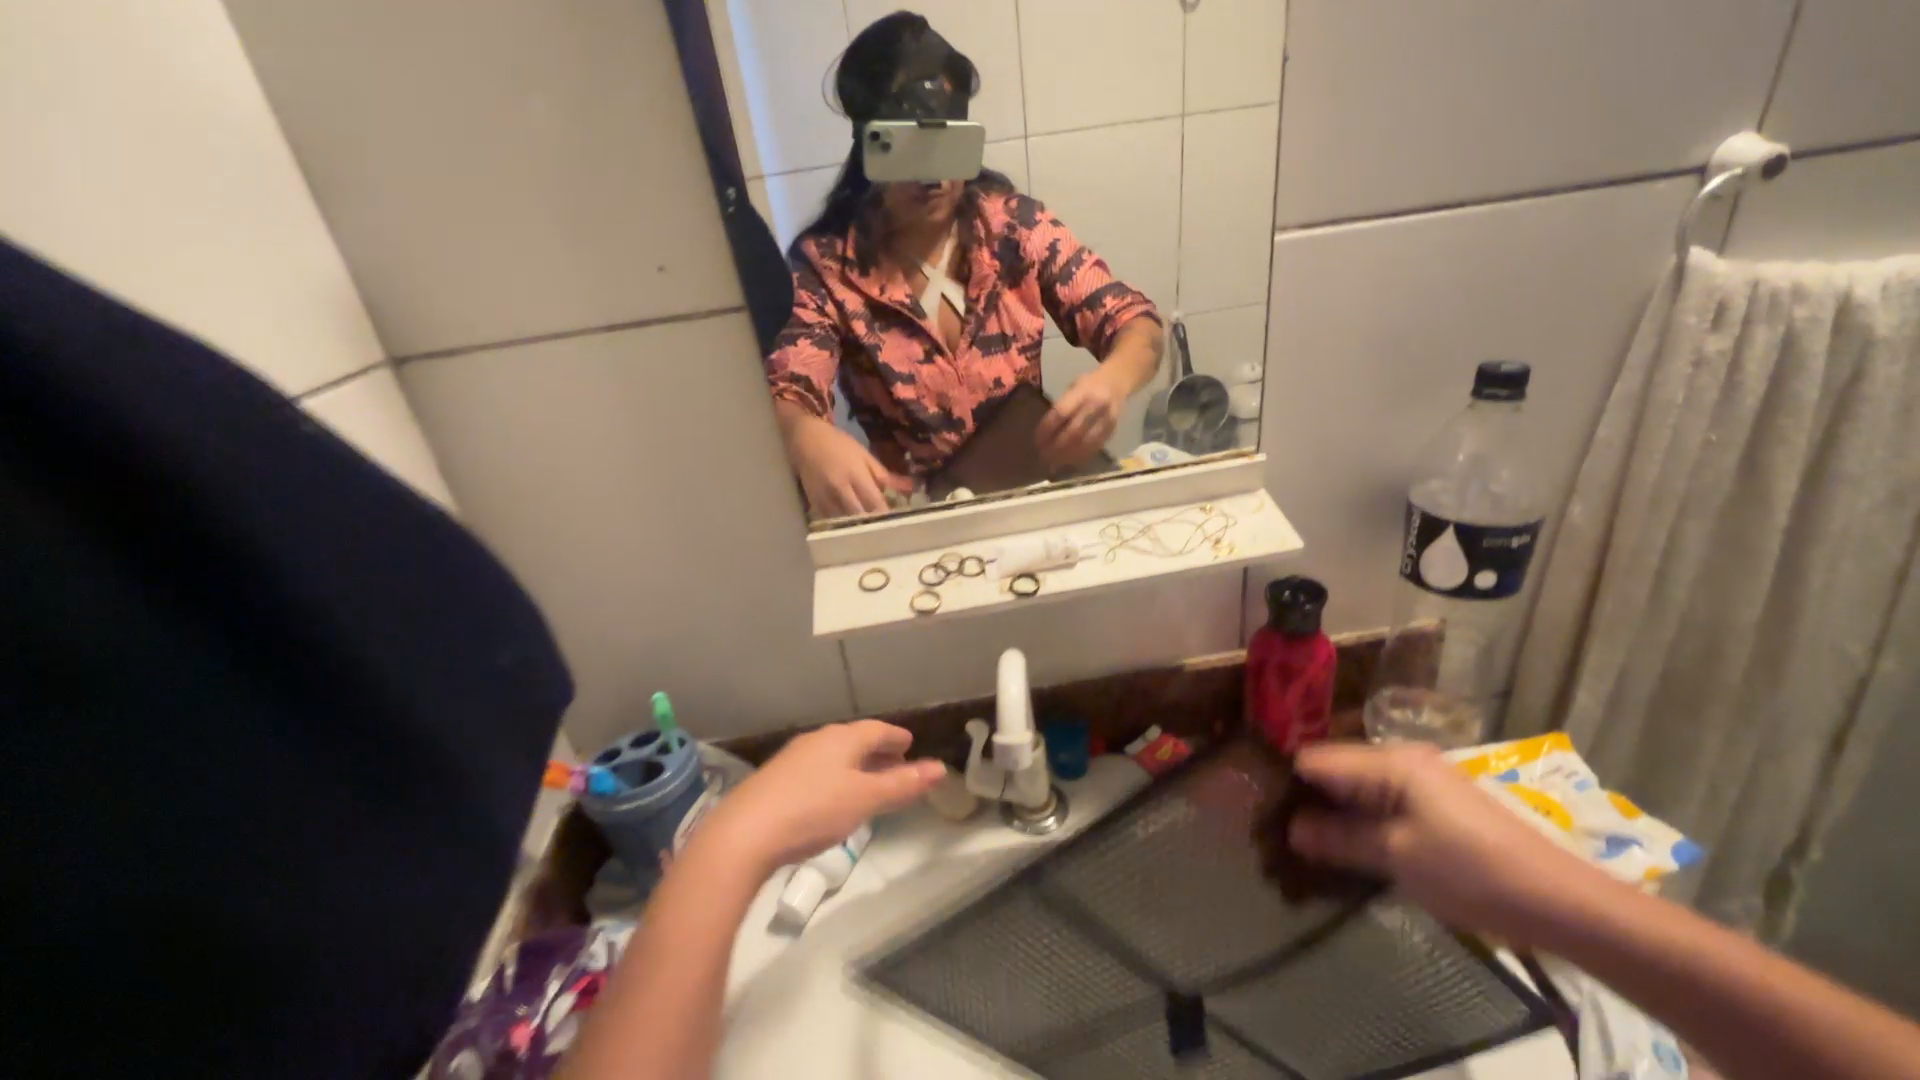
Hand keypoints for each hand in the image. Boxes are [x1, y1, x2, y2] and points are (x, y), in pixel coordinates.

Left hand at [698, 721, 944, 875]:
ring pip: (834, 756)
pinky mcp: (776, 781)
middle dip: (878, 751)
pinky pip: (817, 770)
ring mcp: (793, 759)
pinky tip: (835, 797)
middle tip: (897, 762)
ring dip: (856, 765)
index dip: (896, 737)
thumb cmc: (814, 810)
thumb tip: (940, 768)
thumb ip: (903, 785)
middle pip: (854, 740)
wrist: (745, 833)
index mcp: (841, 738)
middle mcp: (817, 741)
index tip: (910, 743)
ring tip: (870, 782)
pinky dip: (836, 777)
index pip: (877, 730)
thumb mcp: (866, 799)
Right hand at [785, 415, 910, 517]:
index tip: (896, 522)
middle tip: (884, 529)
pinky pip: (832, 520)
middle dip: (873, 524)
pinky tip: (850, 524)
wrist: (805, 439)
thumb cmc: (838, 444)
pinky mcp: (814, 503)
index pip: (875, 503)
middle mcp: (840, 490)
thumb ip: (884, 475)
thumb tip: (908, 487)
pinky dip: (842, 523)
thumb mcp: (864, 455)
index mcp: (856, 476)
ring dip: (857, 526)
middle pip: (860, 516)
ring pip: (845, 522)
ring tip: (869, 530)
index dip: (886, 515)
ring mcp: (825, 498)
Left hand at [1037, 366, 1127, 465]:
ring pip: (1085, 443)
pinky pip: (1096, 446)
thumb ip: (1062, 406)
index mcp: (1082, 391)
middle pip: (1073, 432)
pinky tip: (1071, 462)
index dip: (1047, 429)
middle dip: (1056, 447)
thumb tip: (1046, 432)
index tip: (1037, 441)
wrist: (1118, 380)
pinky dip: (1082, 456)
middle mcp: (1095, 405)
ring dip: (1068, 456)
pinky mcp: (1113, 429)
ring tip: (1054, 464)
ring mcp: (1106, 419)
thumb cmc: (1089, 384)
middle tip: (1043, 457)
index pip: (1060, 413)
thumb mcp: (1073, 386)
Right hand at [1281, 742, 1612, 940]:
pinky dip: (1359, 824)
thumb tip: (1290, 829)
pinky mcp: (1436, 805)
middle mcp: (1403, 760)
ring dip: (1332, 816)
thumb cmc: (1471, 872)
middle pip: (1334, 771)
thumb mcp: (1396, 857)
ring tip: (1304, 849)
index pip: (1314, 759)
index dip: (1284, 785)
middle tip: (1276, 839)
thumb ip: (1339, 838)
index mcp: (1391, 762)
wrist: (1559, 899)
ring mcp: (1422, 782)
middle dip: (1305, 801)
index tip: (1259, 815)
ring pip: (1357, 790)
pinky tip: (1346, 851)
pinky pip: (1381, 805)